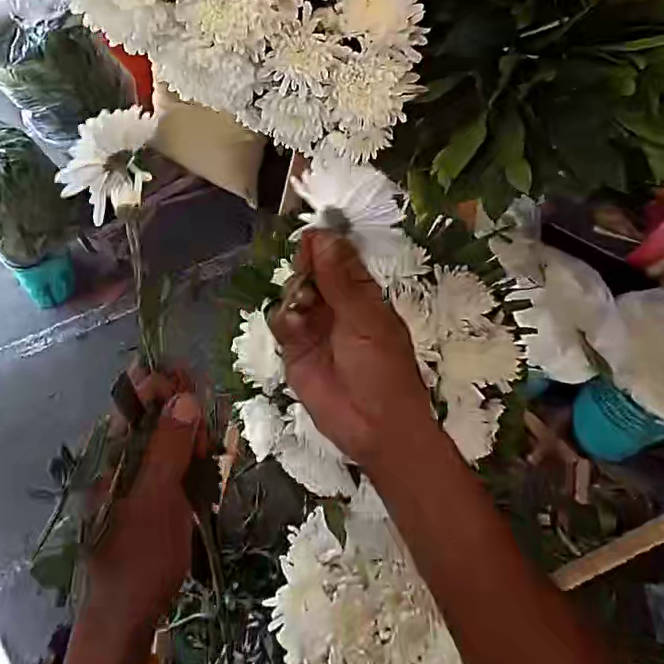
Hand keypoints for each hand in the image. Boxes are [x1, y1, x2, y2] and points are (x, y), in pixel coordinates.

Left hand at [80, 369, 203, 631]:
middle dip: (185, 411)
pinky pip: (182, 462)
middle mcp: (125, 455)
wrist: (126, 619)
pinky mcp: (159, 494)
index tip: (192, 384)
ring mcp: (142, 475)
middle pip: (157, 412)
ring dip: (196, 435)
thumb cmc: (137, 558)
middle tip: (204, 431)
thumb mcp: (156, 500)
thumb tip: (186, 397)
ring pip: (173, 436)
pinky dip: (199, 457)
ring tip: (213, 448)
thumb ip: (168, 448)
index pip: (133, 396)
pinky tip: (217, 457)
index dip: (162, 383)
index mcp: (112, 451)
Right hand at [268, 231, 443, 470]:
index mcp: (361, 292)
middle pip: (310, 270)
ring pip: (291, 292)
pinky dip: (283, 319)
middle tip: (302, 273)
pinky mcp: (294, 347)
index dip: (322, 245)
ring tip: (302, 307)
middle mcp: (335, 303)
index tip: (309, 241)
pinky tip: (294, 328)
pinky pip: (280, 321)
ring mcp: (314, 324)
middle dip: (303, 268)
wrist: (374, 427)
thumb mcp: (365, 318)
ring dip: (293, 294)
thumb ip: (340, 279)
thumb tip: (324, 237)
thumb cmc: (382, 369)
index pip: (337, 255)